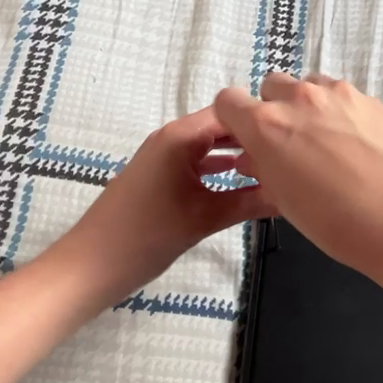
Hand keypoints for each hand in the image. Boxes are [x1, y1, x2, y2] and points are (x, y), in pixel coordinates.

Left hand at [50, 107, 273, 306]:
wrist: (88, 268)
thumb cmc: (145, 236)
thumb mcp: (205, 218)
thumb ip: (251, 203)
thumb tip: (292, 195)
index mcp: (181, 136)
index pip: (232, 113)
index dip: (263, 120)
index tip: (294, 134)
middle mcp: (172, 138)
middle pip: (222, 127)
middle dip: (254, 138)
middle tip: (292, 152)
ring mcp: (163, 157)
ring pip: (210, 146)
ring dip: (238, 154)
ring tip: (275, 167)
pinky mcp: (158, 176)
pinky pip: (197, 162)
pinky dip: (219, 169)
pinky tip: (242, 184)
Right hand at [213, 72, 382, 272]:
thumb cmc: (335, 221)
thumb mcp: (282, 199)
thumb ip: (261, 166)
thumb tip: (254, 155)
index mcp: (267, 125)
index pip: (228, 100)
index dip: (233, 119)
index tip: (245, 137)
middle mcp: (298, 98)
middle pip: (270, 86)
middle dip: (272, 109)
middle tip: (288, 144)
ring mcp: (336, 93)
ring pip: (307, 85)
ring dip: (306, 106)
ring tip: (323, 142)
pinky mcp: (367, 97)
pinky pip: (339, 95)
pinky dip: (336, 111)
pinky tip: (352, 143)